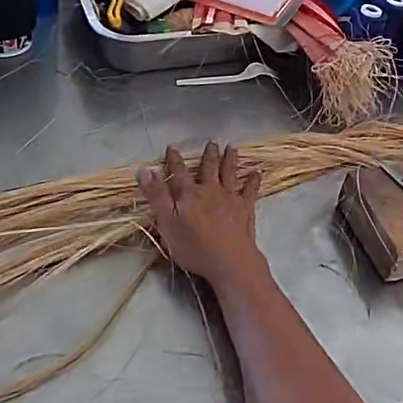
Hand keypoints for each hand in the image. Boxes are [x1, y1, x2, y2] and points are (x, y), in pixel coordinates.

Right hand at [137, 142, 265, 286]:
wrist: (230, 261)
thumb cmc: (194, 246)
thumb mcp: (167, 222)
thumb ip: (156, 195)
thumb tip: (145, 169)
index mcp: (189, 193)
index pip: (179, 172)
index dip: (174, 160)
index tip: (171, 147)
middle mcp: (210, 189)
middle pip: (208, 167)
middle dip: (209, 154)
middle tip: (212, 141)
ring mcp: (230, 197)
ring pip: (229, 173)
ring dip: (230, 159)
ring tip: (231, 147)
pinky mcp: (245, 208)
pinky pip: (250, 189)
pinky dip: (253, 179)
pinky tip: (257, 171)